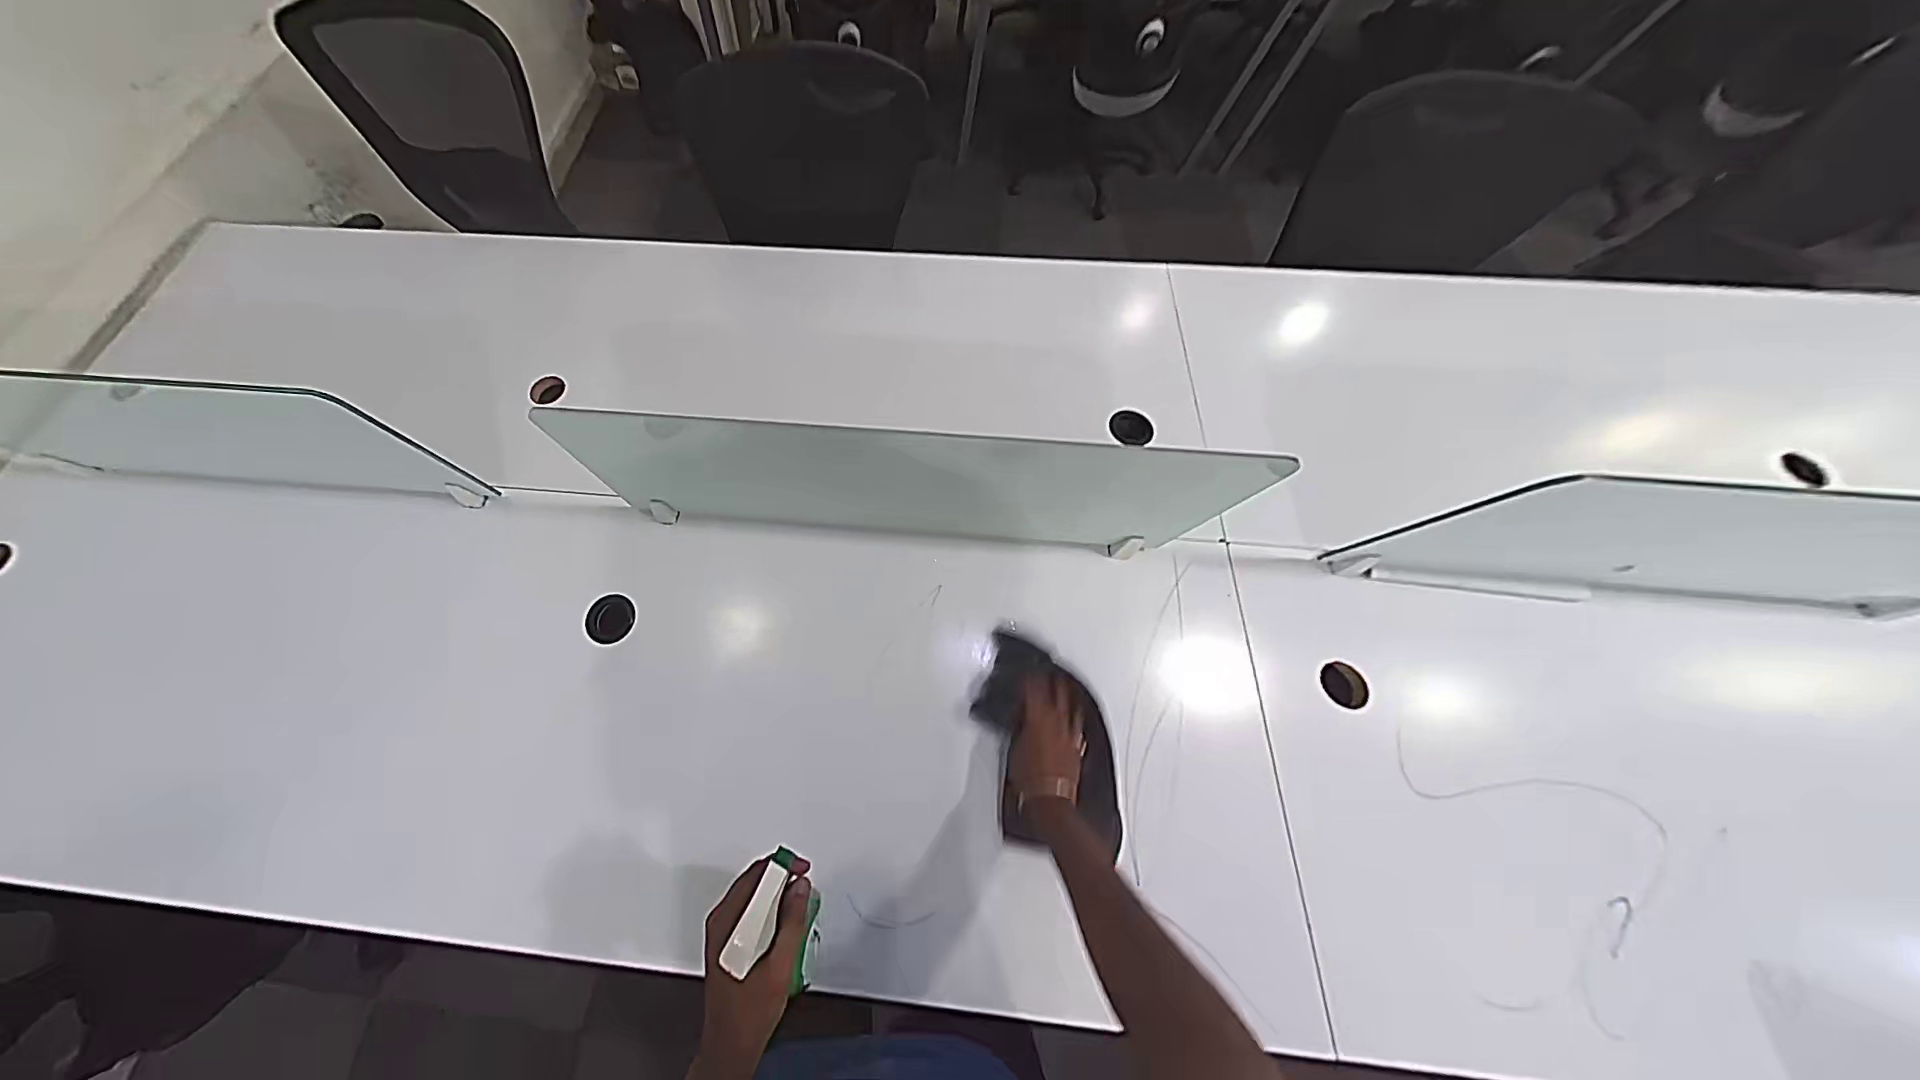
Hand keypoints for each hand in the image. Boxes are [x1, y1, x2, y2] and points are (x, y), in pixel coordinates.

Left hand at [691, 854, 813, 1079]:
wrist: (731, 1046)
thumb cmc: (749, 1012)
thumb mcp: (779, 965)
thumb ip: (792, 923)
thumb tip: (800, 887)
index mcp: (726, 923)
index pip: (755, 876)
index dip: (782, 866)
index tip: (802, 869)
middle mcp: (721, 922)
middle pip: (754, 883)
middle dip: (783, 880)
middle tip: (805, 886)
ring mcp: (723, 932)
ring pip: (755, 897)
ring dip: (779, 896)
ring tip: (801, 907)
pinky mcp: (730, 942)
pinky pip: (754, 912)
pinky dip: (773, 910)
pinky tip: (788, 925)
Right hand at [1011, 673, 1085, 808]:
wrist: (1049, 800)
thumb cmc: (1030, 779)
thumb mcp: (1015, 748)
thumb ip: (1020, 729)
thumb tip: (1021, 720)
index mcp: (1037, 721)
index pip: (1034, 693)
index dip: (1031, 681)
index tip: (1030, 673)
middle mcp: (1056, 725)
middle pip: (1055, 696)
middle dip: (1052, 682)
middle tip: (1049, 673)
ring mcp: (1069, 736)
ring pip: (1070, 708)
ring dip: (1067, 696)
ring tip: (1066, 686)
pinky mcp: (1076, 748)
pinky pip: (1078, 727)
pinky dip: (1076, 719)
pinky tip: (1077, 717)